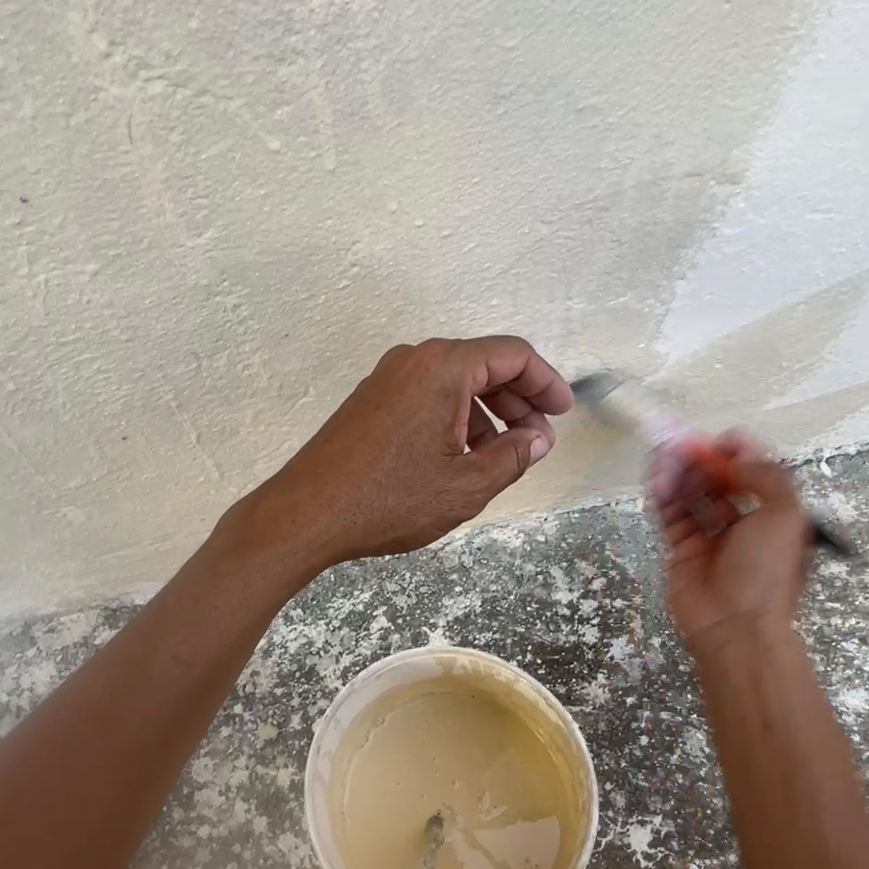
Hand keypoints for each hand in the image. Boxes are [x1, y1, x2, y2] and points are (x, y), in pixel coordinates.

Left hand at [228, 335, 572, 569]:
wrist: (306, 514)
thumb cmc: (390, 499)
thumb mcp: (466, 485)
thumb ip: (512, 457)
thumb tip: (536, 439)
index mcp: (442, 367)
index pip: (512, 355)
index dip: (546, 381)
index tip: (562, 412)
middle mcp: (413, 360)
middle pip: (482, 365)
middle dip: (518, 400)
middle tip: (537, 439)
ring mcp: (386, 379)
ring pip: (453, 384)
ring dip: (486, 414)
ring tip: (501, 458)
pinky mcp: (370, 402)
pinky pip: (426, 397)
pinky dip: (454, 419)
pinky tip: (460, 458)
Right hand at [650, 432, 812, 650]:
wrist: (735, 626)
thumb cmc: (766, 570)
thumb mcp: (786, 516)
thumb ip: (766, 477)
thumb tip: (737, 455)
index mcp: (772, 514)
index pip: (753, 472)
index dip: (737, 453)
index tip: (719, 441)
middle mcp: (741, 522)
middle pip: (718, 480)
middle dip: (701, 459)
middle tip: (682, 445)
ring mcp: (708, 536)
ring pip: (690, 494)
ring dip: (678, 472)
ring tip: (663, 457)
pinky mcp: (679, 548)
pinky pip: (669, 514)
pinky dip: (662, 494)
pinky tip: (655, 478)